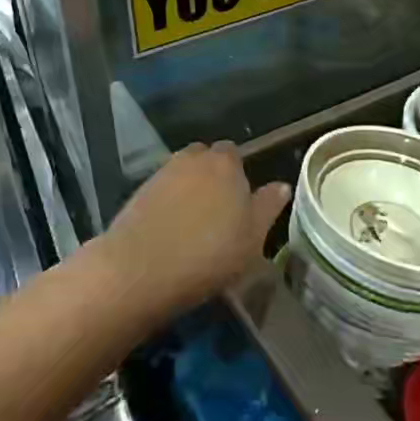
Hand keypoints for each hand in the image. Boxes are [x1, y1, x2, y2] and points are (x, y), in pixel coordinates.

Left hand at [93, 142, 290, 312]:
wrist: (141, 267)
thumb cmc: (210, 254)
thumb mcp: (252, 239)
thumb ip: (267, 208)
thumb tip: (281, 186)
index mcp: (225, 163)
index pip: (234, 153)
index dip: (238, 175)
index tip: (241, 202)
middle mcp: (192, 158)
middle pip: (205, 159)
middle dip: (212, 177)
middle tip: (219, 212)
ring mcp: (162, 172)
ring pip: (183, 173)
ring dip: (189, 189)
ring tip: (194, 224)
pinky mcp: (139, 191)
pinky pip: (162, 190)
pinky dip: (168, 203)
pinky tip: (171, 230)